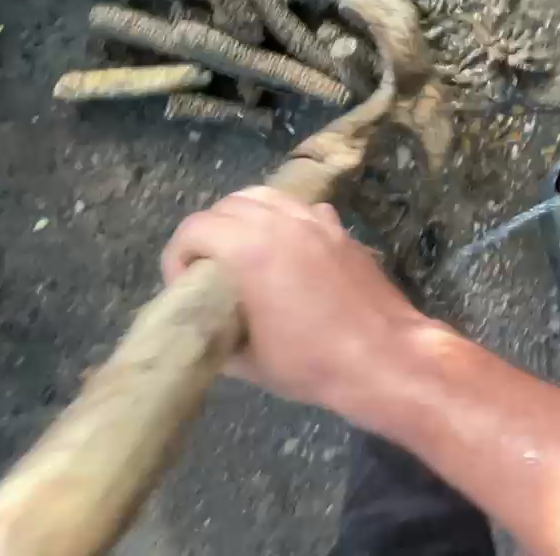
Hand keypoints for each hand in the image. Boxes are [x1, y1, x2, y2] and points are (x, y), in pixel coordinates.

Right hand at [161, 187, 425, 409]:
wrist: (381, 353)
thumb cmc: (310, 361)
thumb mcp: (244, 358)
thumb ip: (213, 326)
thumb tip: (203, 316)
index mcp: (254, 249)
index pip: (196, 226)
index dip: (178, 256)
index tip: (184, 287)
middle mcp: (287, 224)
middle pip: (231, 203)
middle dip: (209, 232)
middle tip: (208, 270)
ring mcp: (321, 222)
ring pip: (270, 197)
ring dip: (247, 218)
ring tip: (242, 256)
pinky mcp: (343, 231)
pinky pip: (304, 209)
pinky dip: (285, 220)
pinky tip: (286, 253)